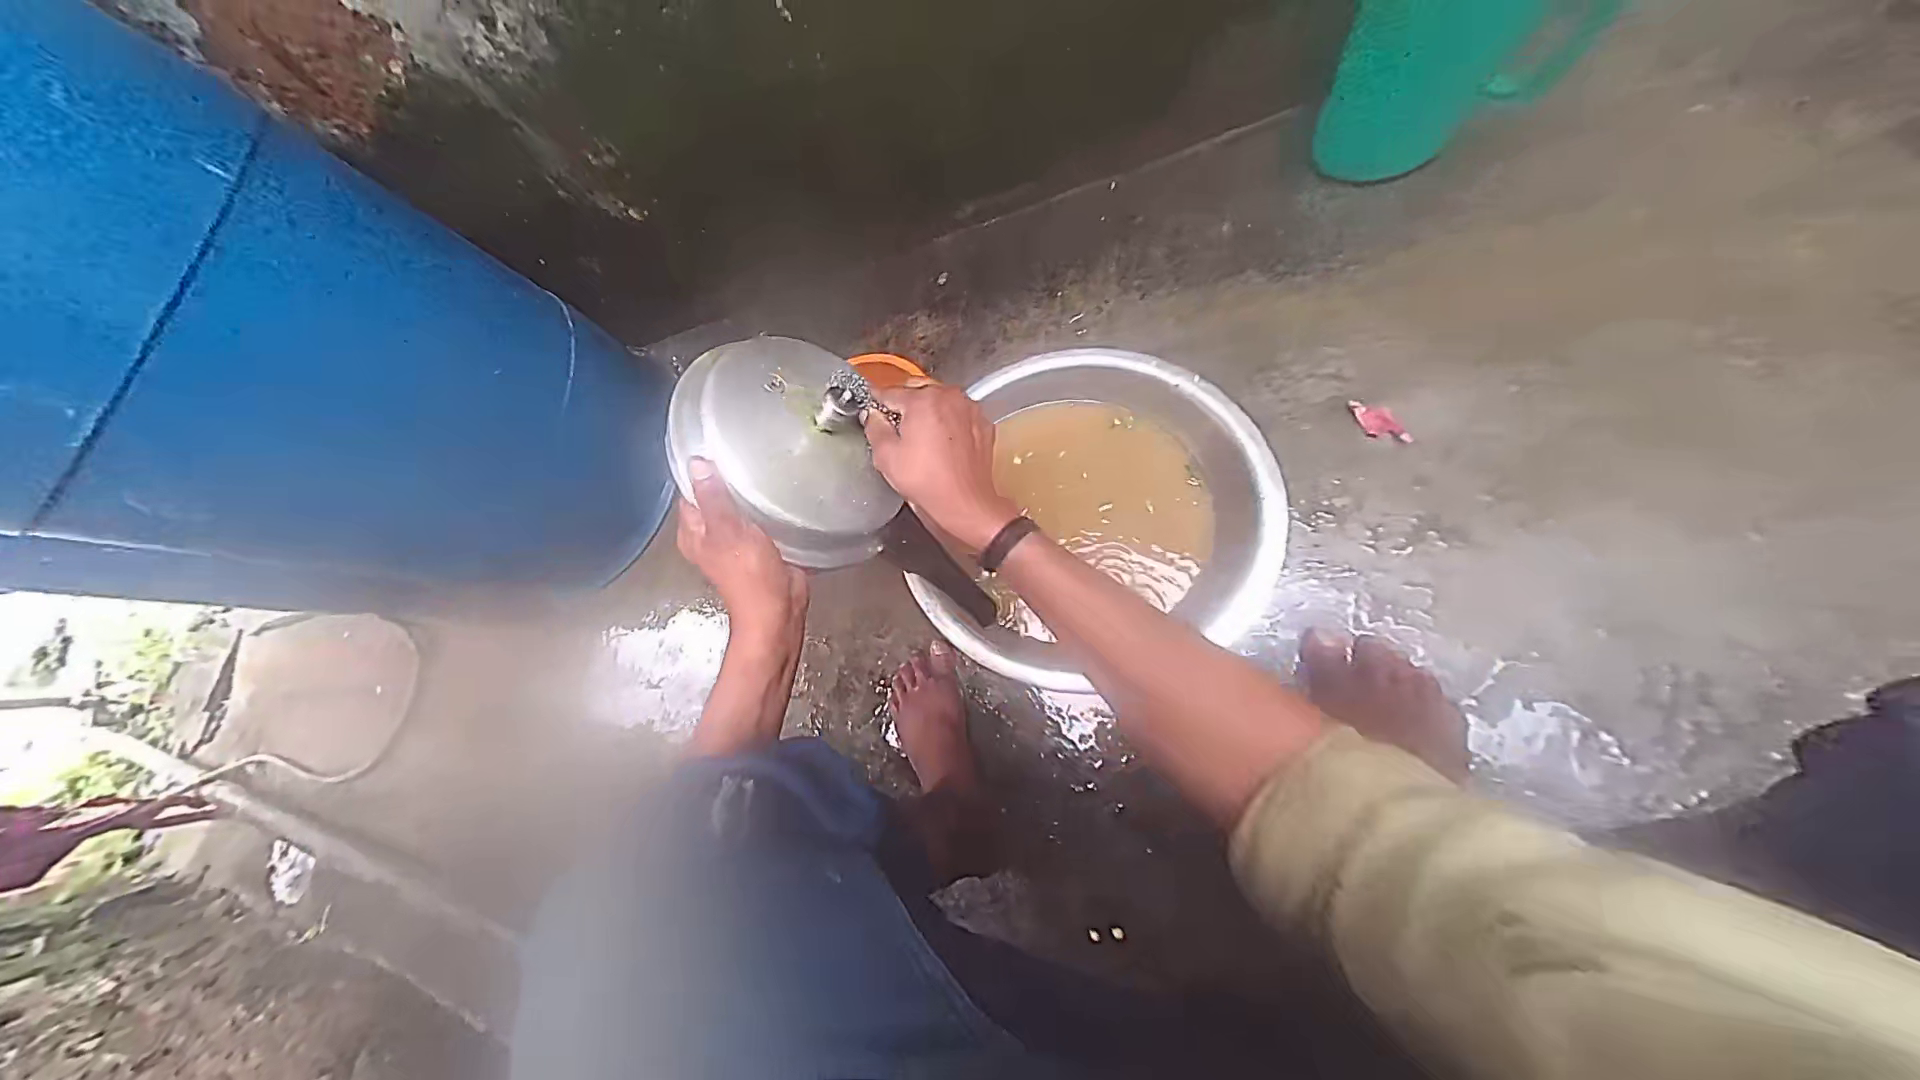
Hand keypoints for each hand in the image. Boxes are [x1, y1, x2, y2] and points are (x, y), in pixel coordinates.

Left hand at [676, 458, 807, 638]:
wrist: (779, 609)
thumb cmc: (749, 573)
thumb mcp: (728, 530)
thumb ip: (713, 497)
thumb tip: (697, 463)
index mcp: (694, 533)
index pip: (692, 491)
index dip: (703, 470)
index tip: (720, 445)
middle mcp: (712, 536)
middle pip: (718, 498)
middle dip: (732, 479)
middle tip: (749, 452)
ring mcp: (738, 543)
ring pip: (742, 509)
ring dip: (753, 495)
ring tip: (767, 468)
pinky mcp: (763, 548)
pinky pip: (762, 522)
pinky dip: (769, 510)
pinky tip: (781, 496)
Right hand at [864, 381, 1020, 551]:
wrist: (965, 503)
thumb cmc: (929, 482)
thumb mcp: (886, 456)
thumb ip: (874, 427)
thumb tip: (873, 416)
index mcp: (923, 400)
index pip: (889, 391)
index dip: (876, 402)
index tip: (871, 409)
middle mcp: (949, 397)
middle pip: (917, 390)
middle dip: (903, 405)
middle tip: (894, 428)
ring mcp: (969, 410)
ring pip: (940, 401)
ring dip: (927, 412)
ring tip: (919, 439)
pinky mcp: (981, 424)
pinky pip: (958, 415)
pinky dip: (949, 423)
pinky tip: (941, 445)